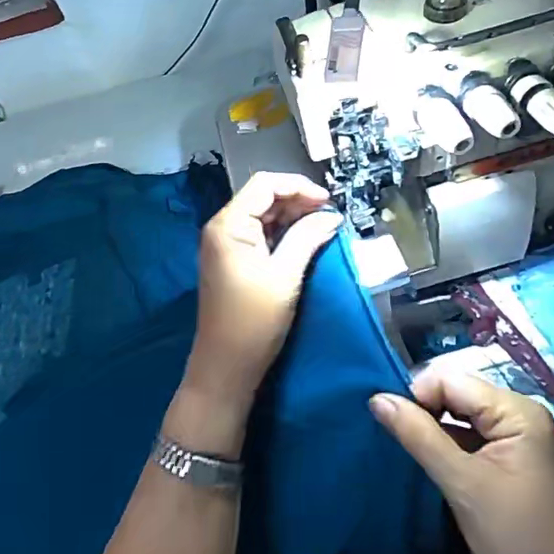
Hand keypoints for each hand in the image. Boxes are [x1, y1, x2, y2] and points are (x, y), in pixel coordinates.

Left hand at [179, 173, 341, 436]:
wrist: (225, 368)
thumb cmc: (254, 321)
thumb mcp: (285, 276)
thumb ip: (307, 238)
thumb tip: (331, 217)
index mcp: (228, 224)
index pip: (264, 185)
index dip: (298, 186)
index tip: (327, 201)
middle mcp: (221, 227)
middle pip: (262, 196)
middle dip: (296, 200)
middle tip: (329, 214)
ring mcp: (225, 244)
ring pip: (262, 214)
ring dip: (291, 215)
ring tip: (322, 224)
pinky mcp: (232, 260)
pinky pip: (258, 233)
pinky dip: (281, 231)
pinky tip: (304, 238)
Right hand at [370, 371, 553, 553]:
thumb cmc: (515, 540)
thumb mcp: (461, 484)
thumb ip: (419, 436)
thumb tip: (377, 399)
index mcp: (518, 411)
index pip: (453, 380)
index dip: (418, 395)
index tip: (393, 422)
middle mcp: (523, 412)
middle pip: (459, 392)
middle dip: (427, 409)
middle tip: (401, 438)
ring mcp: (523, 434)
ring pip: (465, 412)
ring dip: (438, 426)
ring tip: (414, 447)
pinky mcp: (518, 454)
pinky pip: (476, 432)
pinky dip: (453, 441)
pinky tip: (437, 458)